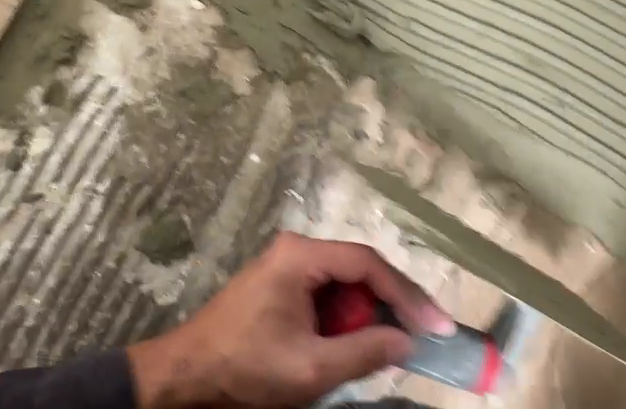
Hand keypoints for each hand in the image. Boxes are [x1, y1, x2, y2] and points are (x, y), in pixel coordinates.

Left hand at [126, 232, 454, 408]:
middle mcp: (295, 250)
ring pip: (344, 286)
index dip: (407, 294)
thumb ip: (364, 352)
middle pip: (359, 270)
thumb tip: (408, 340)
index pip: (368, 264)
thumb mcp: (311, 368)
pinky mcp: (281, 286)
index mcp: (300, 256)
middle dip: (393, 304)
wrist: (187, 376)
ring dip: (368, 316)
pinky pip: (326, 297)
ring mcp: (286, 267)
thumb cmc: (246, 368)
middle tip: (426, 336)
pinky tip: (356, 347)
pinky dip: (345, 322)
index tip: (438, 326)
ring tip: (394, 346)